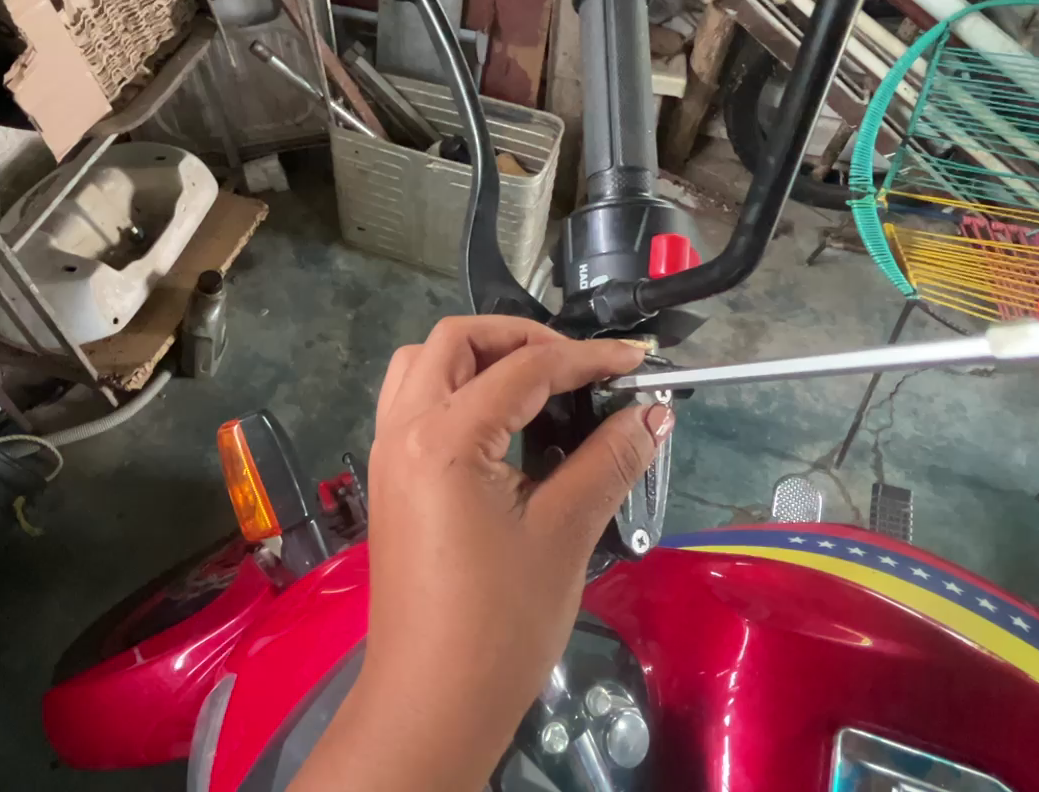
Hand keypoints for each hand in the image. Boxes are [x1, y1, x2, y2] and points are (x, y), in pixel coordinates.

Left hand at [290, 316, 672, 791]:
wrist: (432, 700)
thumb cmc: (499, 622)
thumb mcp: (565, 533)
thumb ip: (608, 460)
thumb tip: (652, 415)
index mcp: (444, 437)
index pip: (524, 368)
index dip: (587, 358)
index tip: (634, 362)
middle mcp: (403, 428)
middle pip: (456, 340)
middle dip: (520, 337)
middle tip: (576, 366)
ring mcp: (387, 450)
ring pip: (424, 363)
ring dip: (477, 355)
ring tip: (533, 383)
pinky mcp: (388, 474)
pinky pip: (411, 399)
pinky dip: (451, 386)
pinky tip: (494, 420)